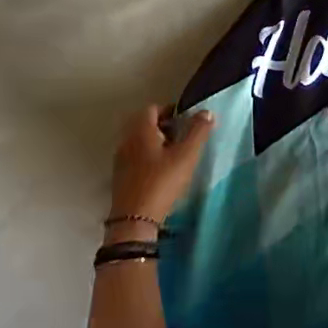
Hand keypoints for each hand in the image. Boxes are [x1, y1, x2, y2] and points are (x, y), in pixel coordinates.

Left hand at [108, 105, 213, 238]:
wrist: (135, 219)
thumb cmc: (162, 181)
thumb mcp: (186, 155)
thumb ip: (198, 131)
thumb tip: (206, 112)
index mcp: (140, 130)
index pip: (153, 108)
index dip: (171, 110)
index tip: (187, 119)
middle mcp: (127, 140)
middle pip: (145, 124)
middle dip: (165, 126)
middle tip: (184, 136)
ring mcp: (121, 159)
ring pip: (140, 141)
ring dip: (157, 142)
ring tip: (176, 154)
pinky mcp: (120, 176)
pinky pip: (136, 156)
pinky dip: (149, 156)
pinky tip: (162, 170)